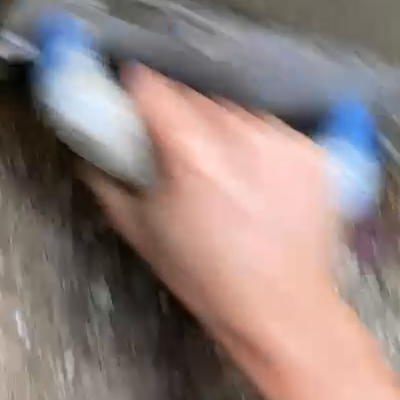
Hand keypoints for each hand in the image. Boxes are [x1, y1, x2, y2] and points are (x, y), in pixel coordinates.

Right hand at [82, 65, 346, 367]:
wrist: (282, 312)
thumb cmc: (202, 276)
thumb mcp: (139, 230)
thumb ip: (105, 179)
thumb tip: (87, 146)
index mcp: (190, 152)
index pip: (152, 86)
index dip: (137, 88)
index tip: (132, 94)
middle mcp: (238, 136)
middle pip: (194, 96)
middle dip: (180, 113)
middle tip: (177, 147)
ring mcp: (280, 141)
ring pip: (232, 110)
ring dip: (220, 127)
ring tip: (222, 167)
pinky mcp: (311, 152)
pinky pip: (269, 128)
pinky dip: (257, 144)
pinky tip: (256, 178)